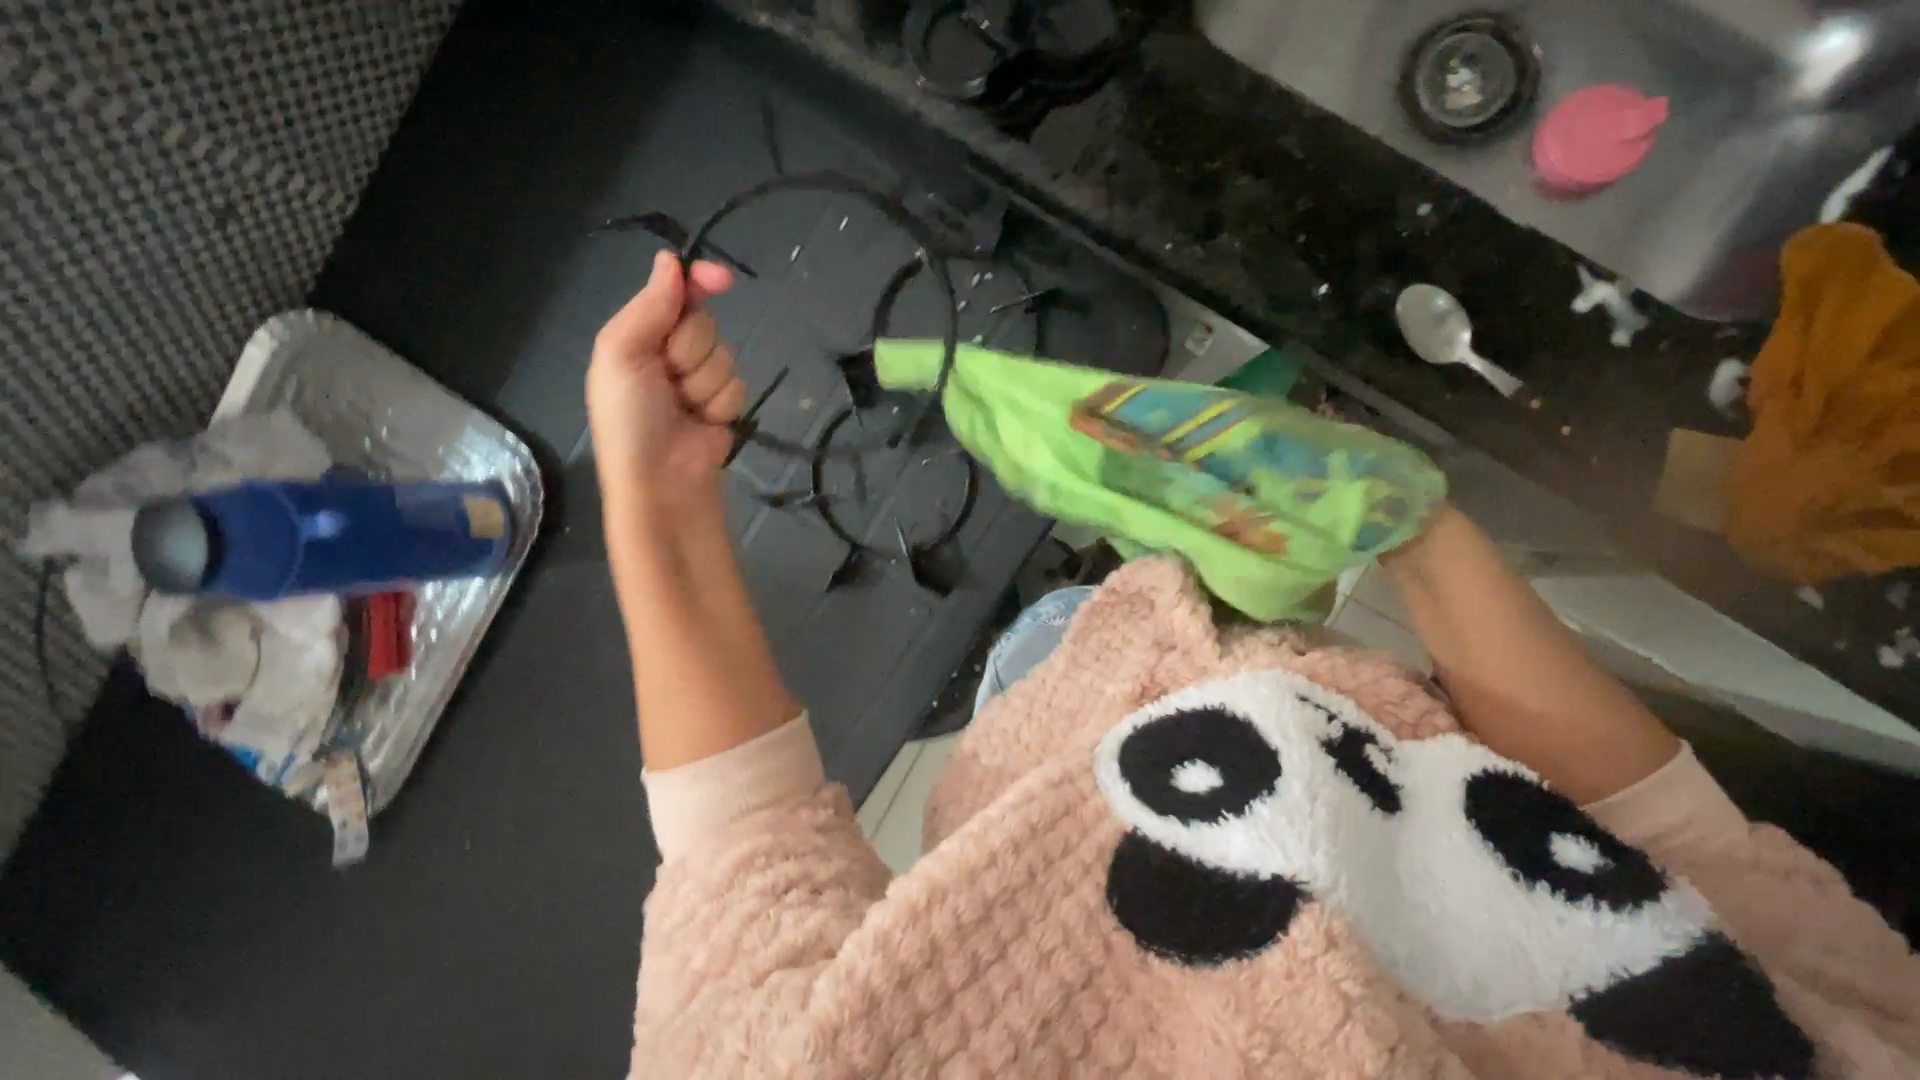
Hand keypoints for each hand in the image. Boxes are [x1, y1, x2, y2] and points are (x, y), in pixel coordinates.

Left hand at [587, 251, 744, 509]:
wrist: (663, 482)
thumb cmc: (631, 419)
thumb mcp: (622, 355)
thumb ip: (648, 307)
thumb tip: (670, 260)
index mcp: (637, 335)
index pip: (674, 292)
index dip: (699, 280)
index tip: (723, 279)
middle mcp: (667, 353)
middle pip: (705, 322)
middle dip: (692, 350)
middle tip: (670, 378)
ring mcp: (697, 380)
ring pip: (725, 355)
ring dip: (706, 383)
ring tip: (685, 409)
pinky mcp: (722, 406)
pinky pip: (738, 386)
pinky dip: (722, 405)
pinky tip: (704, 423)